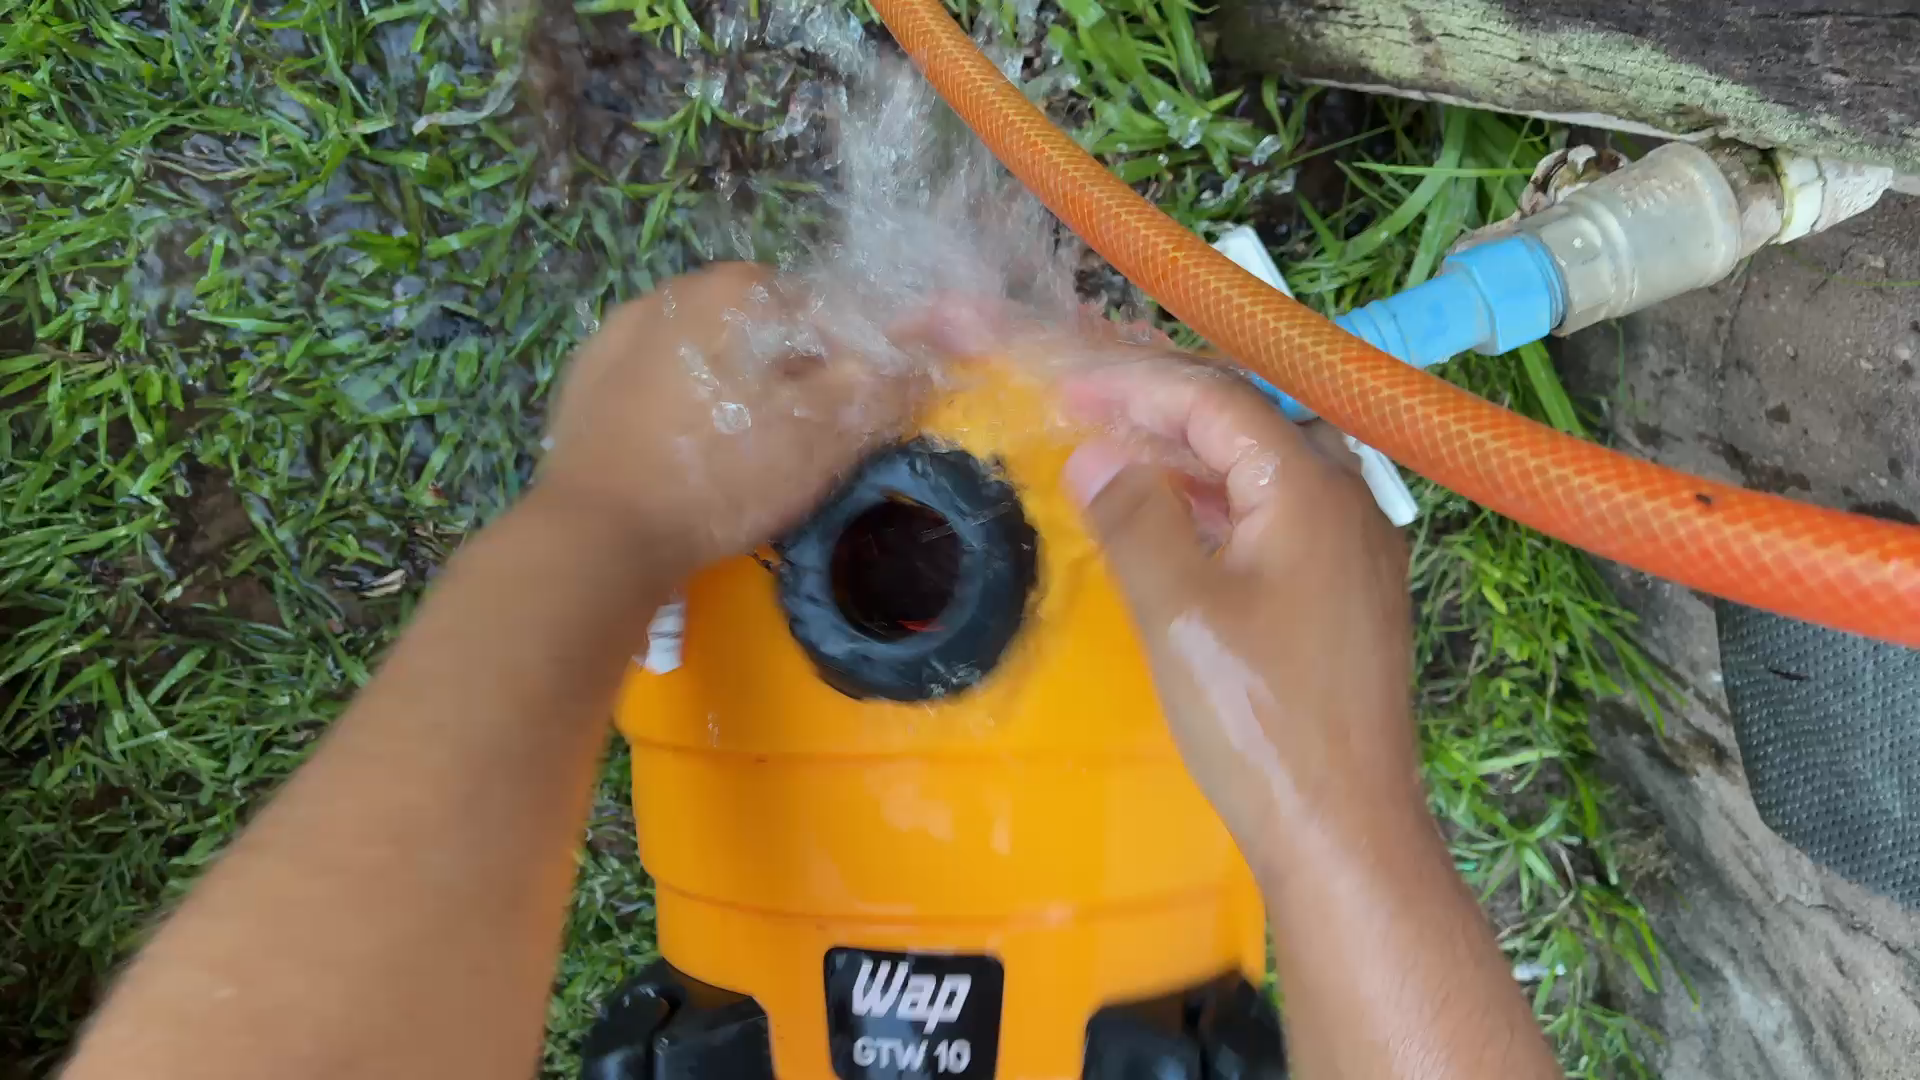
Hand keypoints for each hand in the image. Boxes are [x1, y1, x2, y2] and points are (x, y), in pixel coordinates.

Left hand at [538, 262, 936, 568]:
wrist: (598, 536)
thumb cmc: (723, 475)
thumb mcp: (824, 434)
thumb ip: (885, 385)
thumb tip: (935, 357)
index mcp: (736, 290)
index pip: (825, 314)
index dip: (847, 367)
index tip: (840, 422)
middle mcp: (674, 291)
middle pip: (765, 333)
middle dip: (790, 379)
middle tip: (790, 444)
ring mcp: (619, 332)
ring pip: (711, 356)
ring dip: (736, 391)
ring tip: (734, 456)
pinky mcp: (587, 378)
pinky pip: (661, 381)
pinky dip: (684, 408)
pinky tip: (683, 453)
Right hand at [1058, 360, 1415, 869]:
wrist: (1339, 827)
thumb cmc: (1256, 717)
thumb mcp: (1178, 612)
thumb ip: (1132, 519)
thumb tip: (1093, 453)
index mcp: (1310, 489)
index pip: (1219, 401)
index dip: (1138, 385)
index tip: (1071, 388)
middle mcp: (1345, 499)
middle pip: (1247, 421)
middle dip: (1165, 403)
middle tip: (1094, 398)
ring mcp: (1349, 545)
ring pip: (1258, 467)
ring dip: (1188, 449)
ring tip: (1121, 442)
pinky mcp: (1337, 586)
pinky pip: (1269, 512)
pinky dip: (1213, 498)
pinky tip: (1172, 510)